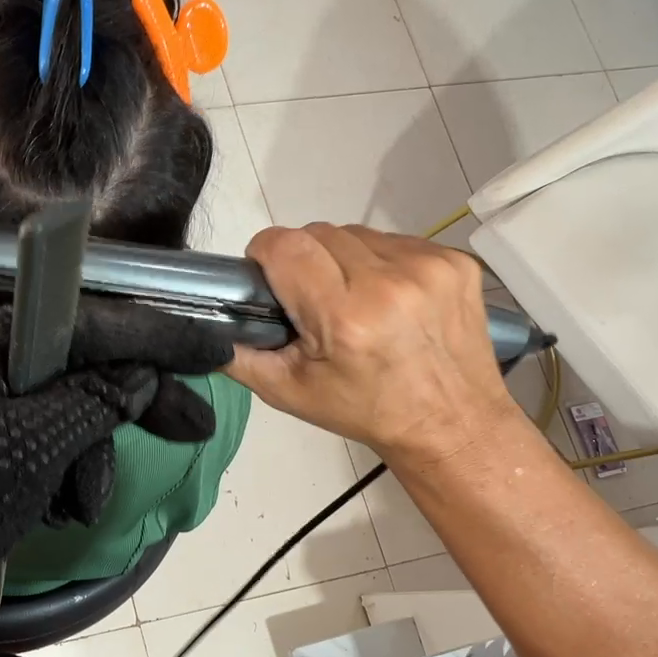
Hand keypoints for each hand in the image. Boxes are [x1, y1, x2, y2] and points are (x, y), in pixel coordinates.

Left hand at [0, 301, 231, 656]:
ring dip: (89, 460)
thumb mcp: (35, 444)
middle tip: (194, 427)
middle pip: (84, 366)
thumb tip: (144, 375)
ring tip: (80, 505)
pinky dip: (67, 475)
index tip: (212, 347)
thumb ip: (96, 400)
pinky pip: (53, 443)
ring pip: (73, 412)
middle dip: (132, 406)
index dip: (152, 334)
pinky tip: (58, 509)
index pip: (84, 322)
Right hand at [223, 223, 521, 465]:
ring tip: (349, 299)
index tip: (266, 279)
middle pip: (317, 233)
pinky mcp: (456, 261)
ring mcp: (428, 267)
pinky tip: (385, 298)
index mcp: (345, 317)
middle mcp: (389, 282)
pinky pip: (393, 240)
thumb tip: (201, 325)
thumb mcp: (286, 393)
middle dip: (301, 259)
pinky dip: (377, 262)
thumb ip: (238, 355)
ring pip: (354, 233)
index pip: (285, 246)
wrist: (451, 423)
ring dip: (340, 258)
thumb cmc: (362, 410)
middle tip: (307, 300)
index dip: (264, 255)